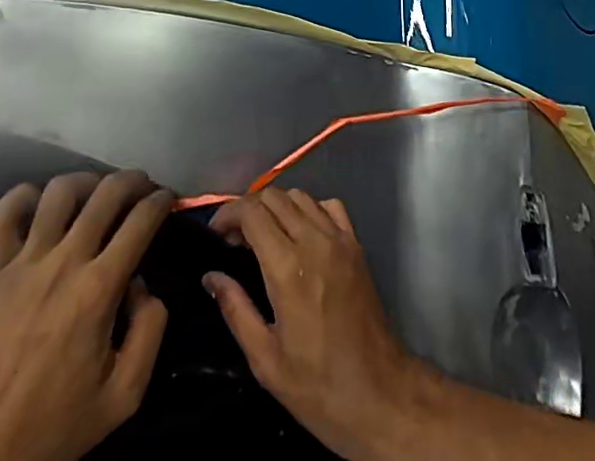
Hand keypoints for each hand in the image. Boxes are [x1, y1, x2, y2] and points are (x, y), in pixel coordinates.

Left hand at [0, 171, 172, 460]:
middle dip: (129, 180)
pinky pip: (0, 215)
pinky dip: (20, 196)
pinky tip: (38, 199)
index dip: (158, 202)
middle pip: (102, 196)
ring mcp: (21, 261)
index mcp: (97, 290)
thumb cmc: (59, 421)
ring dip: (83, 180)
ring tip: (97, 186)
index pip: (137, 224)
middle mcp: (61, 262)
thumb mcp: (126, 393)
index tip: (167, 197)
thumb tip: (142, 284)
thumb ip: (148, 330)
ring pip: (55, 194)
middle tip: (142, 182)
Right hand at [204, 189, 438, 460]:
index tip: (216, 236)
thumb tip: (210, 276)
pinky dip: (308, 209)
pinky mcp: (357, 248)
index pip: (250, 211)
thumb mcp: (266, 360)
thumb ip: (235, 309)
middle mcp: (314, 243)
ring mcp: (340, 242)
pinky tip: (300, 234)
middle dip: (247, 210)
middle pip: (272, 197)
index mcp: (288, 268)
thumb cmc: (320, 384)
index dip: (226, 214)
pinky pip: (328, 206)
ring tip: (264, 236)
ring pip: (299, 196)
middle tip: (236, 240)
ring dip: (275, 207)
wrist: (384, 397)